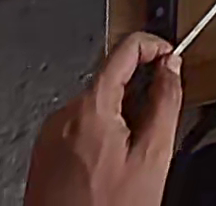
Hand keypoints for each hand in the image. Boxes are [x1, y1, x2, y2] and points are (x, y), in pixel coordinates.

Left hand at [24, 32, 182, 205]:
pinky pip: (79, 126)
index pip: (126, 48)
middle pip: (112, 79)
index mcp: (91, 107)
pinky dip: (99, 134)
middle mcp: (64, 115)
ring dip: (120, 117)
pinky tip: (106, 169)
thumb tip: (171, 66)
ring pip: (97, 104)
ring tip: (127, 160)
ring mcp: (50, 135)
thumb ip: (166, 102)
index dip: (155, 46)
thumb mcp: (152, 159)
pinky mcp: (44, 155)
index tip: (170, 57)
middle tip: (153, 127)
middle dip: (138, 93)